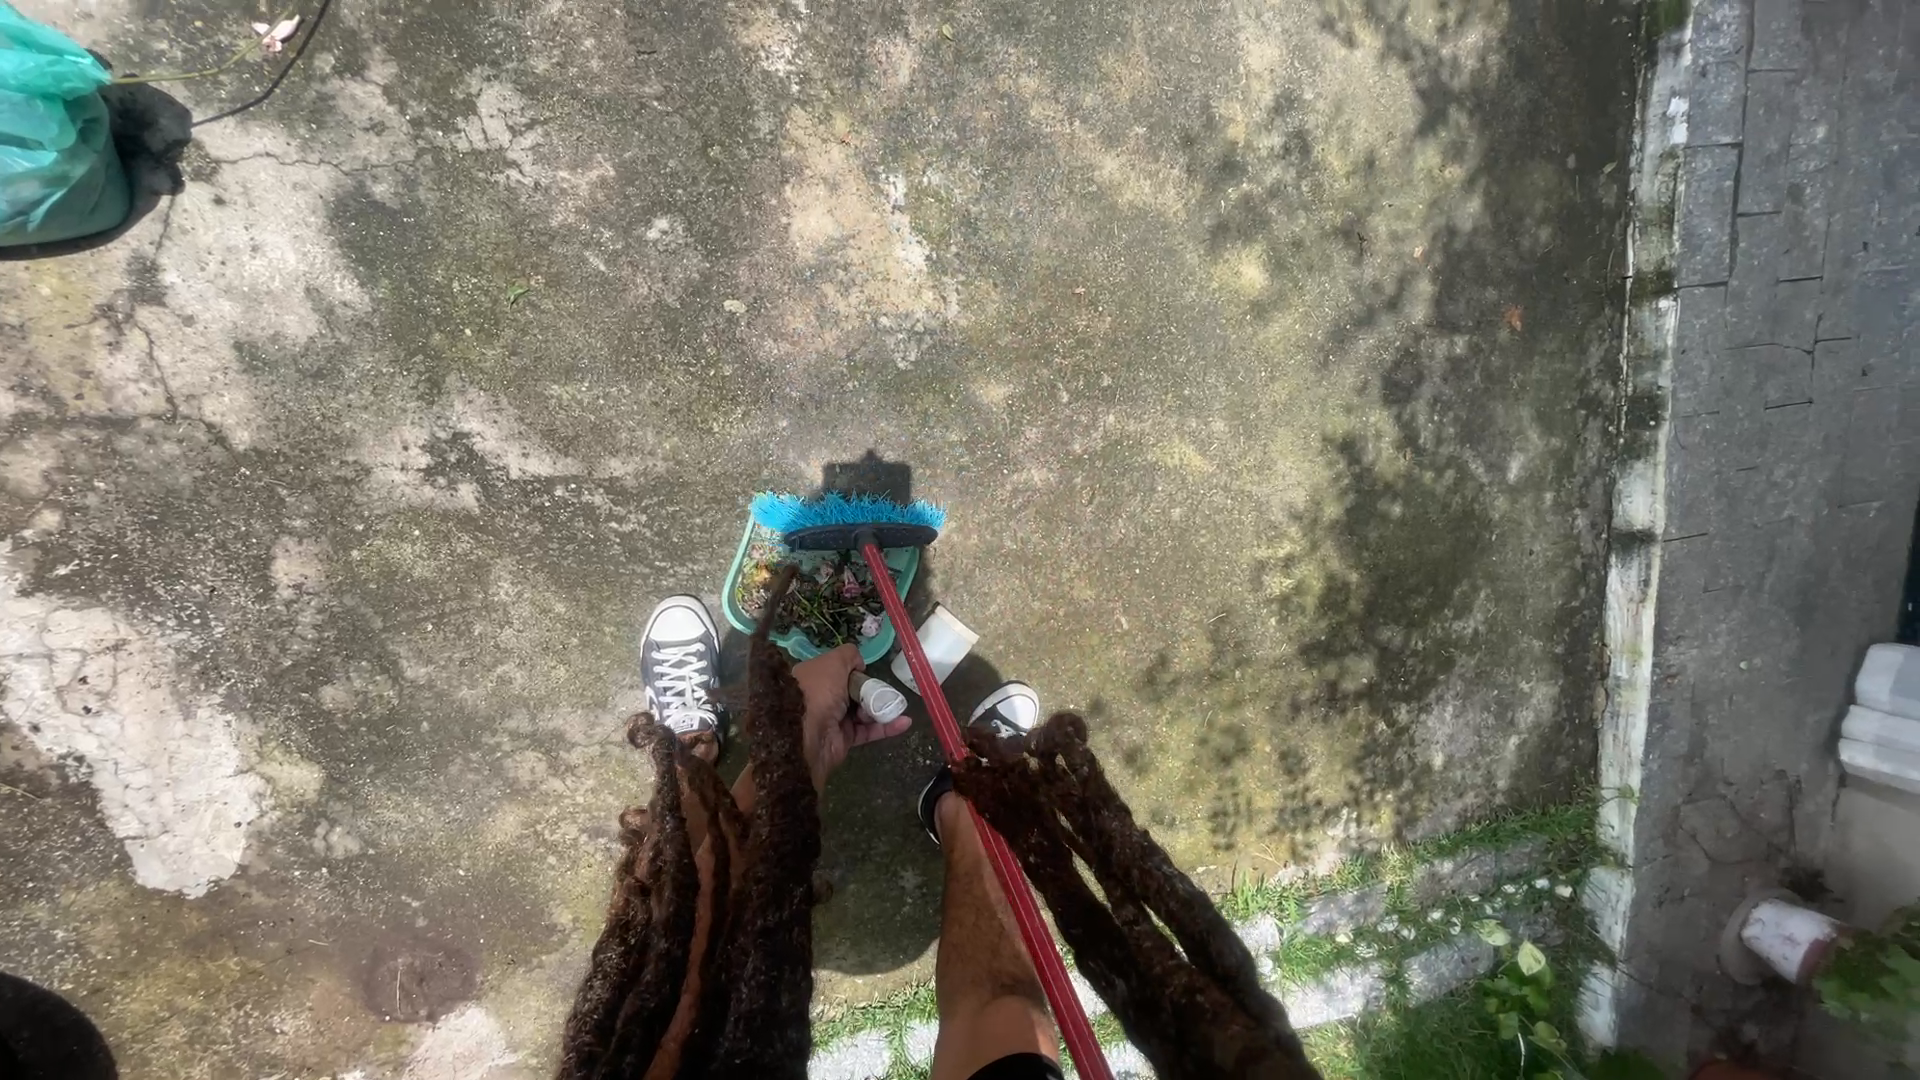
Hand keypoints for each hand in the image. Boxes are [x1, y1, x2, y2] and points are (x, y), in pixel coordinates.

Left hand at [791, 644, 911, 790]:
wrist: (805, 734)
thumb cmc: (818, 690)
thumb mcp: (833, 662)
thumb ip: (849, 656)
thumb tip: (860, 665)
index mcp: (814, 678)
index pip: (838, 671)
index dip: (854, 672)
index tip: (866, 673)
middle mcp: (822, 698)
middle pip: (854, 691)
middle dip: (872, 691)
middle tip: (884, 693)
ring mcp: (832, 720)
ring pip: (863, 712)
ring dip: (881, 709)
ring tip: (895, 706)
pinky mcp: (844, 740)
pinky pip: (868, 731)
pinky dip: (886, 727)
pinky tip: (904, 722)